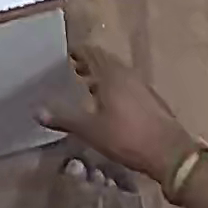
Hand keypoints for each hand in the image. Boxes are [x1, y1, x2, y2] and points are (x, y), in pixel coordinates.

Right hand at [38, 45, 201, 182]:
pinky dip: (115, 87)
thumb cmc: (127, 138)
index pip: (92, 54)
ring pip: (118, 73)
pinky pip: (128, 85)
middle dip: (89, 63)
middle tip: (73, 70)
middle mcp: (127, 76)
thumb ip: (64, 118)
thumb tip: (36, 111)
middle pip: (106, 61)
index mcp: (111, 76)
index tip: (65, 56)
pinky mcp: (152, 101)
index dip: (78, 53)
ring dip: (103, 76)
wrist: (171, 155)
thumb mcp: (90, 130)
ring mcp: (142, 87)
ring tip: (87, 86)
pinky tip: (110, 104)